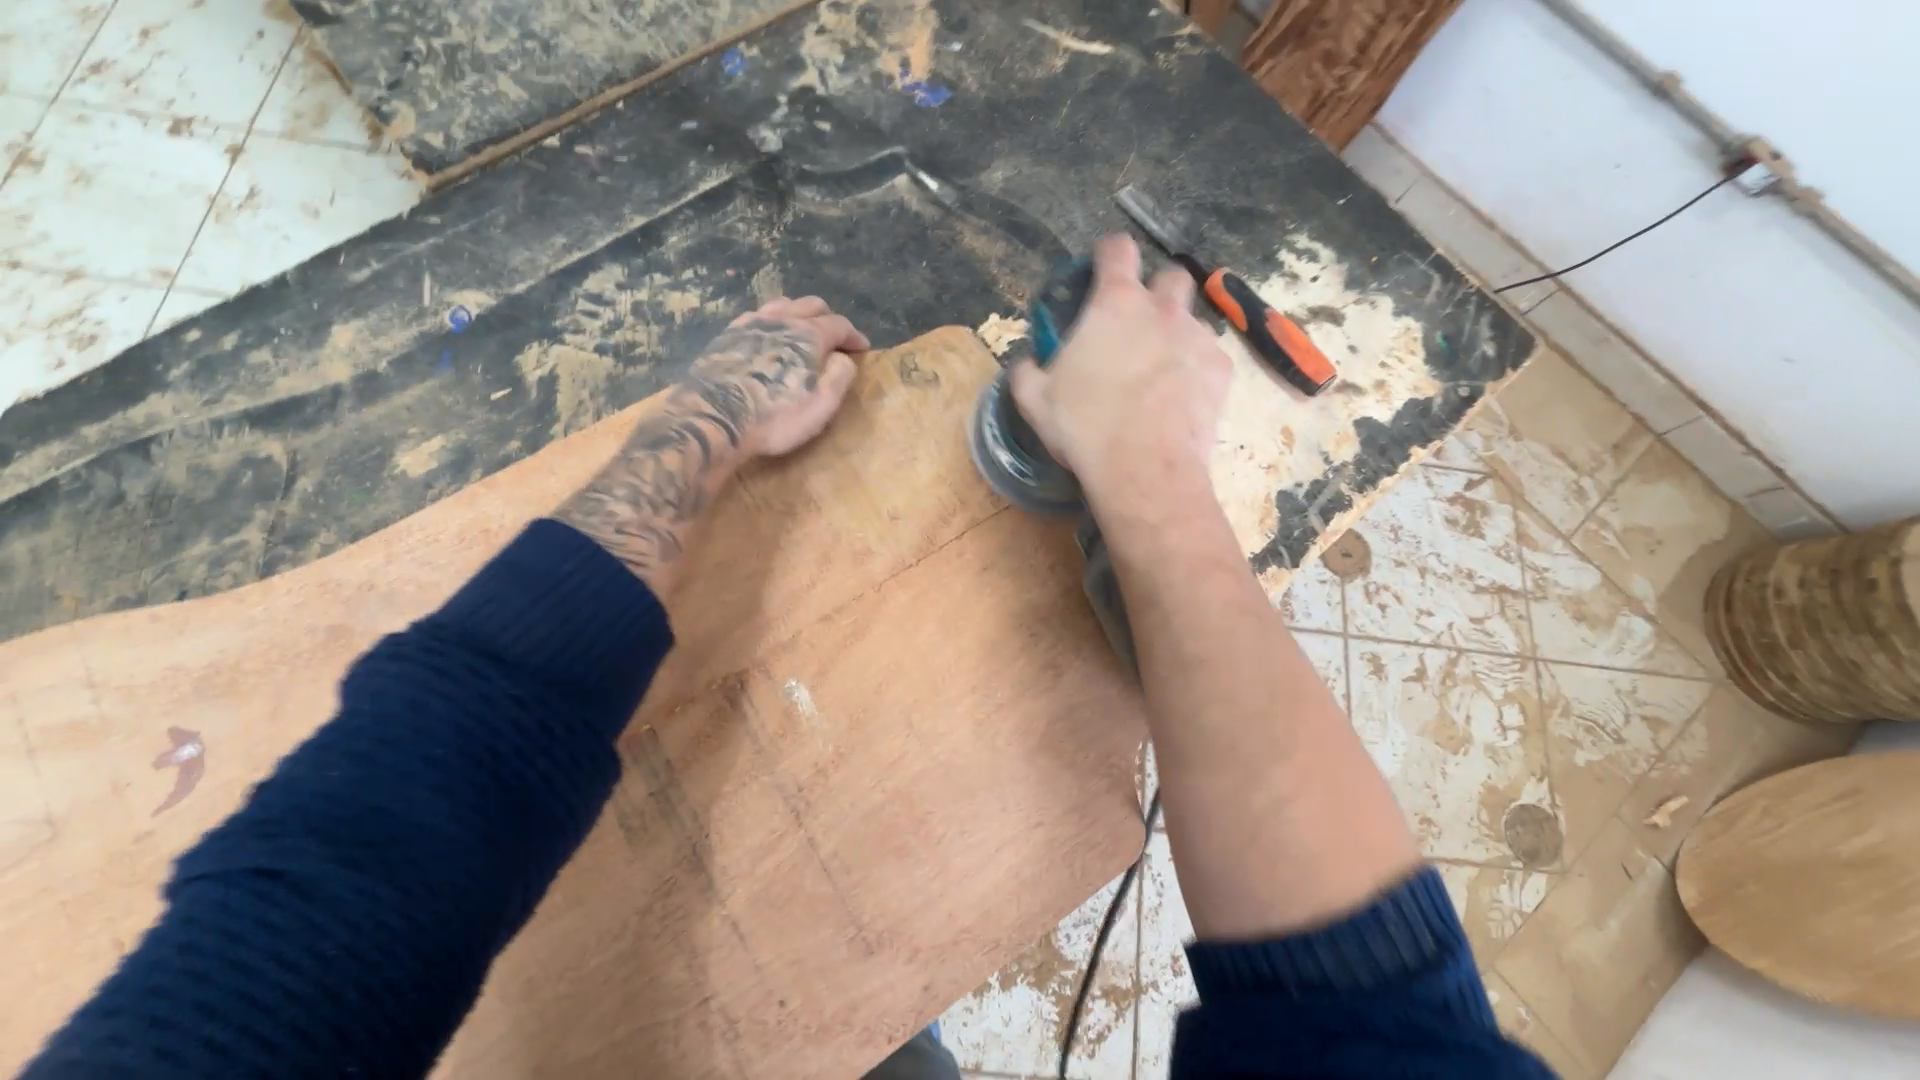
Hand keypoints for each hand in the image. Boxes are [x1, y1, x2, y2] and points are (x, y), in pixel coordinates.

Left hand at [686, 295, 869, 457]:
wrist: (713, 419)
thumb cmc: (774, 417)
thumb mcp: (822, 404)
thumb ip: (840, 375)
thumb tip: (842, 356)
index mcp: (808, 334)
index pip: (839, 324)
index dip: (854, 335)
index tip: (862, 347)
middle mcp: (780, 320)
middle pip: (810, 305)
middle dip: (828, 319)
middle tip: (835, 339)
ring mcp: (750, 324)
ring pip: (782, 305)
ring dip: (799, 315)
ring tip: (802, 332)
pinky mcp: (727, 335)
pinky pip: (756, 316)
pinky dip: (772, 322)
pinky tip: (768, 337)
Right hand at [1009, 234, 1229, 502]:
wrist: (1144, 468)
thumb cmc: (1084, 427)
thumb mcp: (1035, 401)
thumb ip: (1028, 371)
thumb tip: (1029, 362)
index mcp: (1115, 304)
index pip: (1117, 248)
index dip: (1109, 253)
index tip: (1103, 267)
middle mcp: (1162, 309)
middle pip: (1170, 275)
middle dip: (1156, 290)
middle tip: (1138, 324)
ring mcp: (1198, 337)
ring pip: (1193, 320)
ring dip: (1177, 335)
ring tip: (1160, 373)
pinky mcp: (1221, 369)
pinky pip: (1208, 357)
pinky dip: (1195, 371)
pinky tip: (1180, 400)